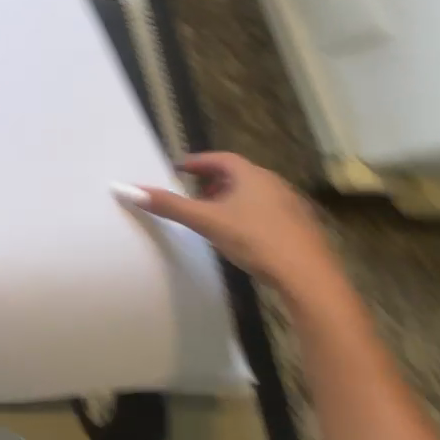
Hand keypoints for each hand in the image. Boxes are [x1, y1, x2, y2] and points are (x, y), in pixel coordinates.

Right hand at [124, 152, 341, 294]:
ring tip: (217, 216)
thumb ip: (169, 205)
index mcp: (251, 175)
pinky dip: (252, 215)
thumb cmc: (256, 240)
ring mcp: (293, 207)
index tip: (180, 170)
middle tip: (196, 193)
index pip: (219, 159)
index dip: (197, 163)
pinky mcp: (304, 230)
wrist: (311, 281)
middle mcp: (274, 184)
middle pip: (238, 175)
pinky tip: (244, 236)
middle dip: (214, 182)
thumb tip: (127, 189)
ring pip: (255, 194)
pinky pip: (271, 212)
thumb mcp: (206, 222)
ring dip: (233, 199)